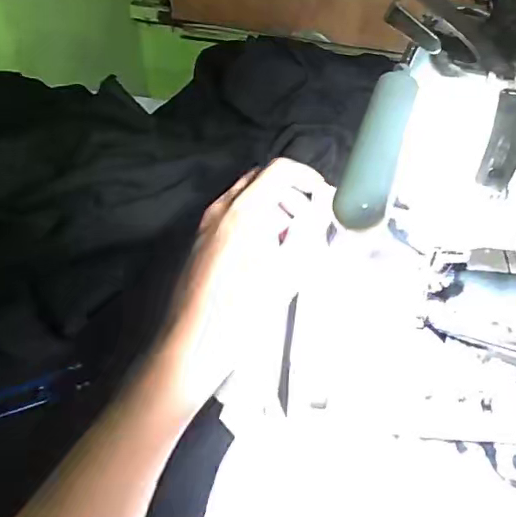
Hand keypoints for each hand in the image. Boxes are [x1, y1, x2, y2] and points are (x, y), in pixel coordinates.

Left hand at [149, 158, 333, 415]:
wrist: (191, 346)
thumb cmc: (241, 313)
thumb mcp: (288, 272)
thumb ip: (309, 233)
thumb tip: (324, 211)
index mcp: (242, 212)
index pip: (280, 170)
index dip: (307, 177)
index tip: (323, 196)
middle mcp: (220, 210)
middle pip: (261, 178)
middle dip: (291, 191)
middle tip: (310, 217)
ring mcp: (206, 225)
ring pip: (247, 195)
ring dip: (274, 204)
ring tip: (291, 236)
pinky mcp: (202, 241)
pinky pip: (234, 214)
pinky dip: (257, 218)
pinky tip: (268, 251)